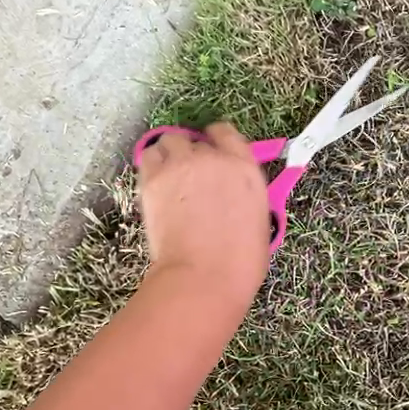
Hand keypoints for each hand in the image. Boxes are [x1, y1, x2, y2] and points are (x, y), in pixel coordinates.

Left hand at [136, 122, 270, 298]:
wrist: (203, 276)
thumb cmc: (240, 261)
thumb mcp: (259, 221)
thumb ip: (245, 195)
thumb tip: (234, 193)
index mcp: (245, 169)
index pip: (227, 134)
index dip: (218, 140)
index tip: (215, 151)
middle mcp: (212, 158)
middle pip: (197, 140)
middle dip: (196, 154)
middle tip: (194, 177)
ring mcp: (180, 165)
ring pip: (170, 141)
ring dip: (172, 154)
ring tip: (173, 175)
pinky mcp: (152, 178)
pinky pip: (149, 156)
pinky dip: (154, 163)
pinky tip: (158, 181)